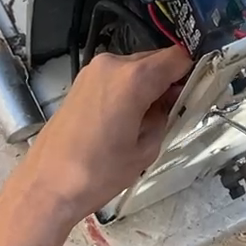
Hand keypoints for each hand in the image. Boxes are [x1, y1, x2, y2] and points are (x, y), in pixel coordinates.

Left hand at [7, 46, 193, 224]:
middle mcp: (111, 65)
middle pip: (155, 61)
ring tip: (149, 121)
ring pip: (135, 70)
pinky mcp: (80, 84)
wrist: (46, 187)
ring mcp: (91, 72)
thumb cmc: (97, 173)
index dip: (192, 72)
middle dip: (169, 81)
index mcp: (133, 78)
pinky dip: (128, 91)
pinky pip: (116, 79)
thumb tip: (171, 102)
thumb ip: (165, 117)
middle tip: (177, 110)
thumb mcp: (146, 149)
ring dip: (148, 87)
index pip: (177, 58)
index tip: (199, 88)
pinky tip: (128, 120)